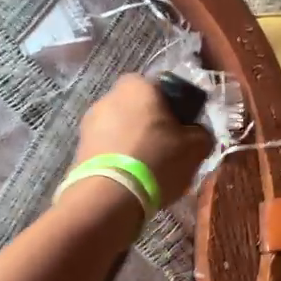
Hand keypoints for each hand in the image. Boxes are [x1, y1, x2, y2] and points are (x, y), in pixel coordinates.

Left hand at [75, 75, 216, 206]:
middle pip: (140, 109)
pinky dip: (118, 158)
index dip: (177, 110)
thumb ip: (201, 133)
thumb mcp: (195, 147)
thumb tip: (197, 133)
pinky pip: (107, 148)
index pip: (164, 89)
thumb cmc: (157, 160)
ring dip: (133, 144)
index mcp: (138, 85)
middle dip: (152, 127)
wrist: (109, 196)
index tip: (184, 132)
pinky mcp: (79, 147)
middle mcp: (109, 95)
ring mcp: (89, 121)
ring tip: (148, 171)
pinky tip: (129, 178)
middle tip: (168, 152)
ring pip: (121, 129)